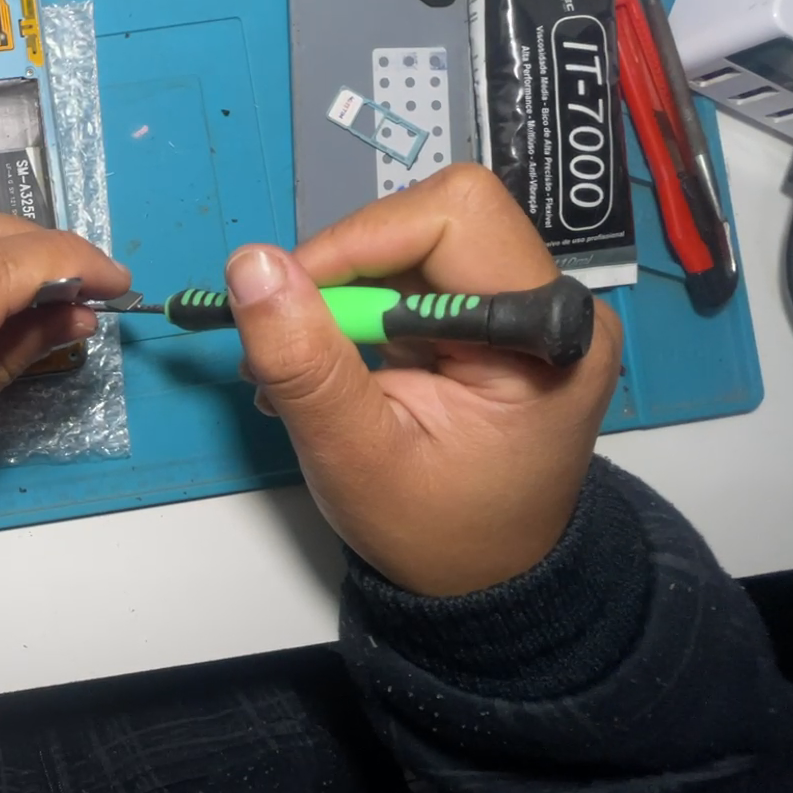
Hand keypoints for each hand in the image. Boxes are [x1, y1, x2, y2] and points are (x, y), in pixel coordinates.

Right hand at [227, 164, 621, 596]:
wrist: (473, 574)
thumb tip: (250, 265)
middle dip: (335, 270)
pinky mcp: (470, 321)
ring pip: (397, 245)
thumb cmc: (427, 526)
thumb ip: (303, 361)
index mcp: (542, 333)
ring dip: (326, 295)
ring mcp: (505, 310)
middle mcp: (538, 303)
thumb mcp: (351, 453)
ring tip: (291, 367)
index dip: (356, 244)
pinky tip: (314, 364)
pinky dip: (336, 311)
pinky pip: (392, 279)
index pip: (451, 218)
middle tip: (285, 338)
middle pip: (424, 221)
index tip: (286, 304)